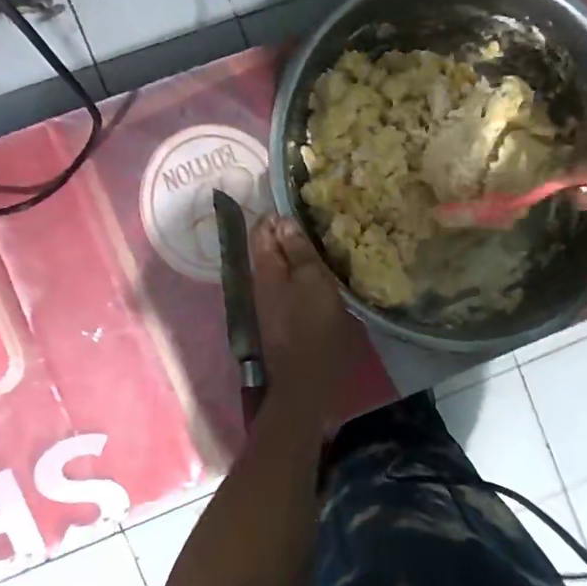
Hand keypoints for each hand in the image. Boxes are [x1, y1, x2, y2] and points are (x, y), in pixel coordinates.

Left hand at [251, 214, 350, 417]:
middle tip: (319, 224)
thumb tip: (283, 220)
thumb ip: (298, 251)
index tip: (302, 205)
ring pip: (280, 270)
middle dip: (289, 235)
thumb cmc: (313, 326)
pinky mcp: (282, 320)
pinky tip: (321, 278)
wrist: (307, 381)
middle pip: (270, 250)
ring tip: (325, 247)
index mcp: (265, 270)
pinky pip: (289, 288)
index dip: (277, 215)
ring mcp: (270, 304)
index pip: (261, 231)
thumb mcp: (311, 281)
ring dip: (298, 258)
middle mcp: (261, 284)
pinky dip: (302, 278)